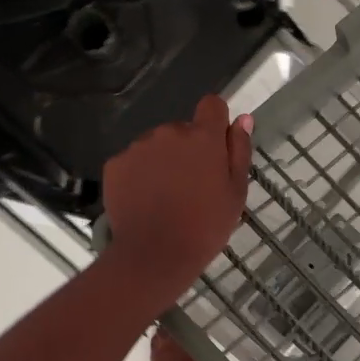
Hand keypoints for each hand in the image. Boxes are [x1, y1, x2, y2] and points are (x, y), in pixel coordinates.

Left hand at [101, 95, 251, 295]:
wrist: (155, 255)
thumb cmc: (206, 226)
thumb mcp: (236, 193)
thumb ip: (239, 152)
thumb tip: (243, 119)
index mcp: (203, 137)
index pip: (212, 105)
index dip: (216, 122)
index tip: (217, 148)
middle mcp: (169, 132)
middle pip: (183, 130)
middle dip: (189, 150)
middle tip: (193, 188)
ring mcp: (139, 146)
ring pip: (157, 146)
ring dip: (164, 163)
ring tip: (167, 198)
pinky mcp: (116, 164)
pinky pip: (134, 162)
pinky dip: (141, 176)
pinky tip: (146, 202)